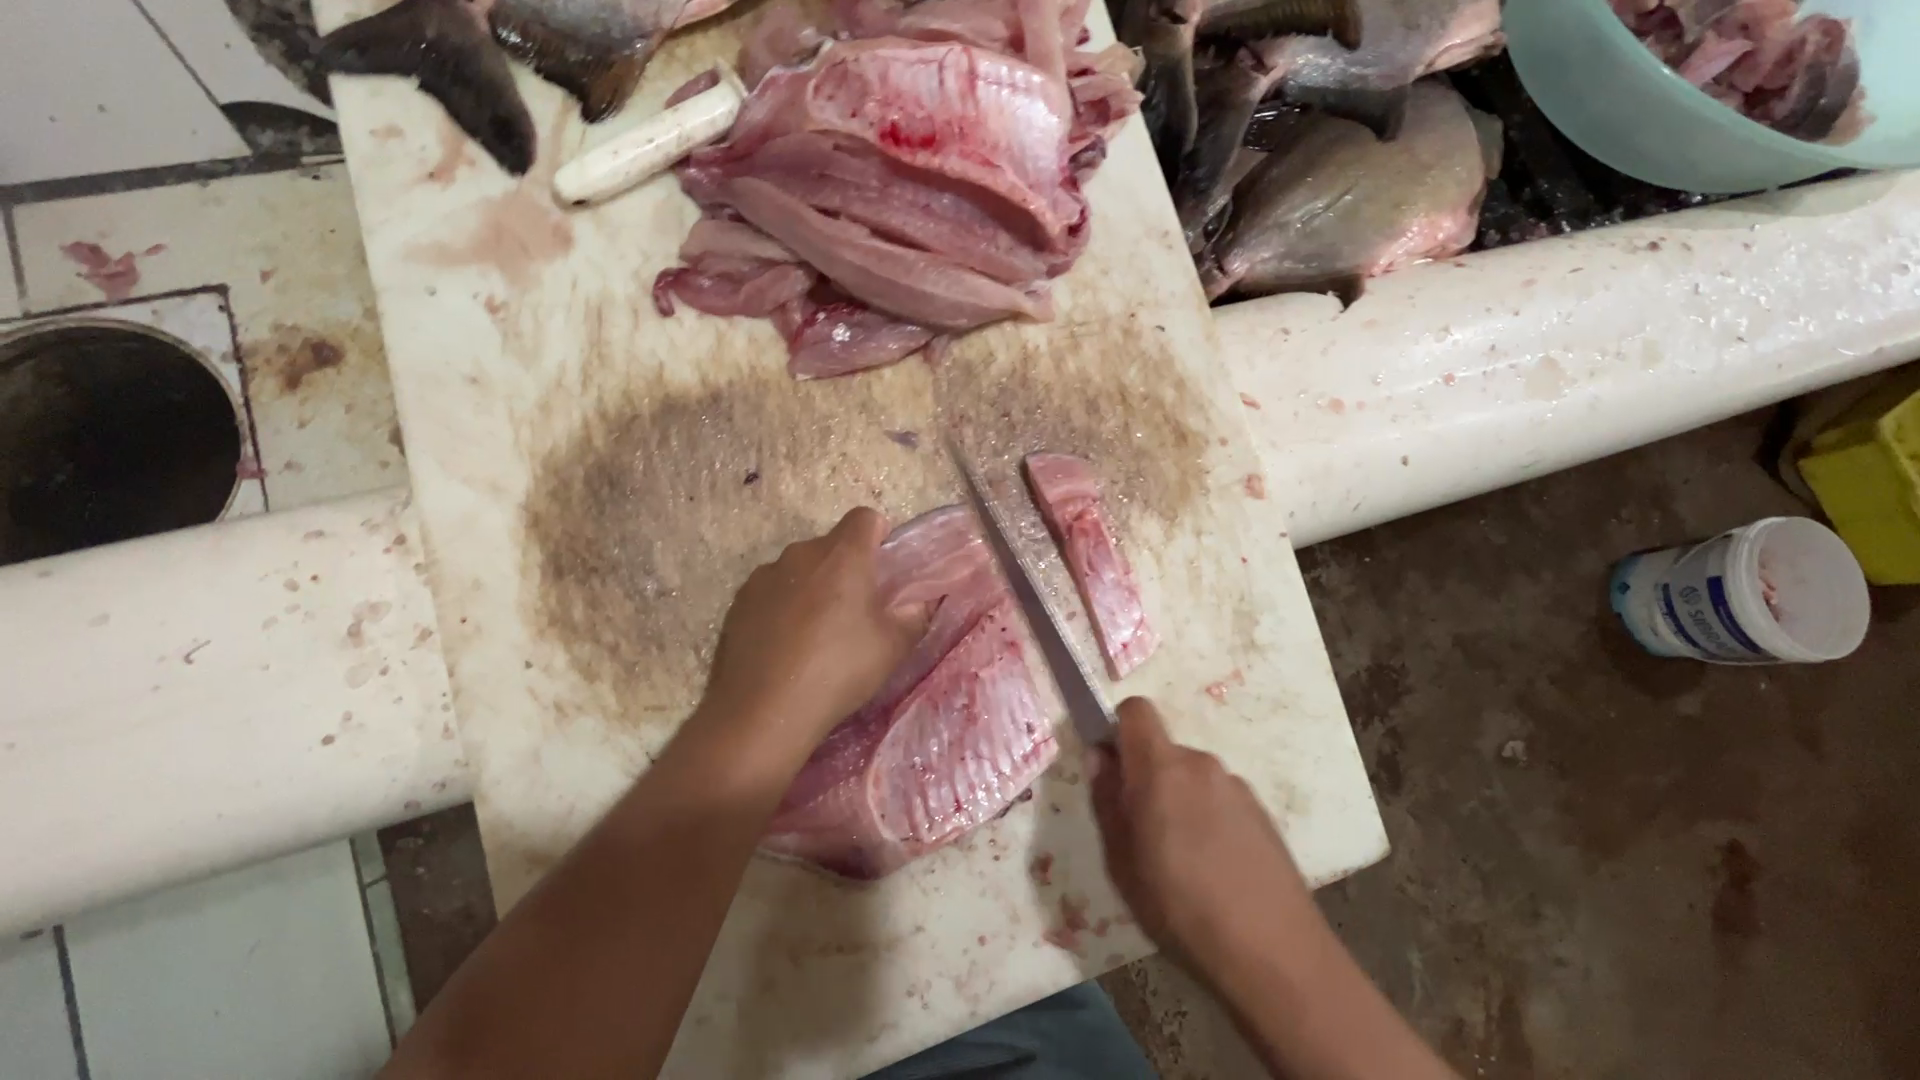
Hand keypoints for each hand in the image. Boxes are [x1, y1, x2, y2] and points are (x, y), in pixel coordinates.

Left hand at [696, 507, 930, 757]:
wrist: (763, 710)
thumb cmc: (838, 670)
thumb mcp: (892, 648)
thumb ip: (914, 616)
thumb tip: (920, 602)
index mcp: (842, 556)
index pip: (865, 518)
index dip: (879, 535)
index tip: (884, 568)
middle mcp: (800, 554)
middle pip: (830, 546)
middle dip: (846, 568)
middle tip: (856, 610)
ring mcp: (763, 577)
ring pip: (798, 570)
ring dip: (812, 588)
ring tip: (816, 634)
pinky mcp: (738, 603)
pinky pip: (771, 593)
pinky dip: (782, 608)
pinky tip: (785, 647)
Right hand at [1090, 697, 1313, 981]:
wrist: (1275, 953)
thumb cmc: (1180, 908)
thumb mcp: (1121, 862)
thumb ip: (1106, 800)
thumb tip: (1099, 757)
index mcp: (1162, 769)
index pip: (1136, 710)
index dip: (1117, 729)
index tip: (1110, 769)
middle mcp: (1203, 765)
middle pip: (1163, 752)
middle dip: (1146, 780)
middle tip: (1140, 835)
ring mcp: (1238, 788)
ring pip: (1192, 780)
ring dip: (1178, 803)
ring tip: (1180, 863)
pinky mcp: (1263, 814)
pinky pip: (1219, 801)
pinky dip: (1208, 821)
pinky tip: (1214, 871)